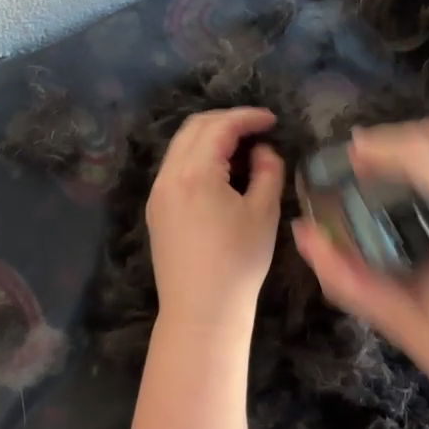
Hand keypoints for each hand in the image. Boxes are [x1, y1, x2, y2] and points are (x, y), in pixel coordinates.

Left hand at [147, 108, 285, 321]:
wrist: (202, 310)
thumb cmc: (239, 262)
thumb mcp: (264, 213)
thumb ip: (267, 171)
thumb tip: (262, 151)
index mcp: (195, 173)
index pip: (220, 127)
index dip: (248, 118)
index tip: (272, 120)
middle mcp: (169, 176)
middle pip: (194, 129)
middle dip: (226, 122)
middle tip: (256, 129)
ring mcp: (158, 193)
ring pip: (181, 147)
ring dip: (210, 138)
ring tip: (241, 149)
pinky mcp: (156, 210)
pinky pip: (175, 168)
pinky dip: (197, 158)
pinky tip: (220, 172)